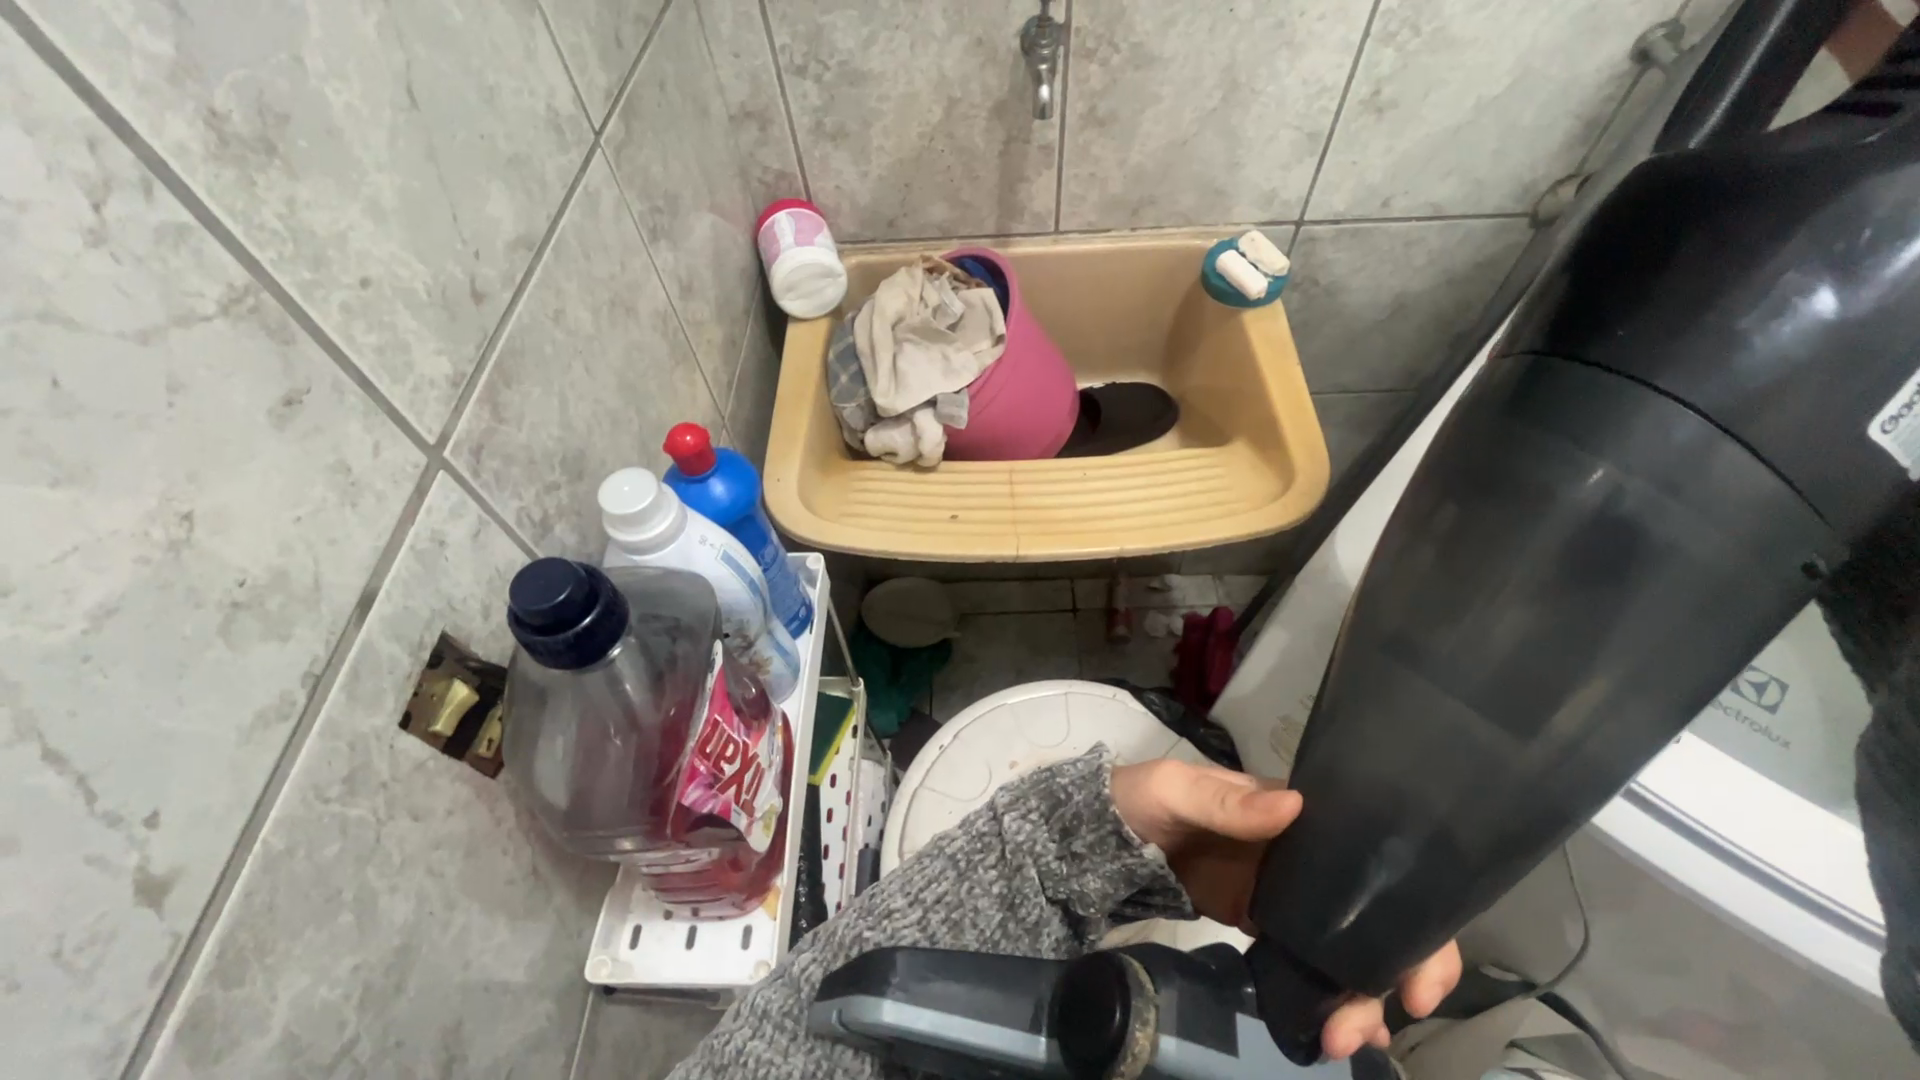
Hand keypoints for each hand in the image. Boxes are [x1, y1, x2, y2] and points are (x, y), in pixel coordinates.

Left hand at [1110, 758, 1462, 1059]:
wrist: (1105, 838)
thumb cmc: (1141, 799)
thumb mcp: (1176, 789)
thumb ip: (1227, 802)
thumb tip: (1292, 806)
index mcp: (1294, 816)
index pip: (1370, 855)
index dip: (1413, 910)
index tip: (1421, 967)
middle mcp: (1303, 855)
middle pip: (1372, 912)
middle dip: (1392, 969)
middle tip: (1383, 1018)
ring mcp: (1285, 893)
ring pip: (1344, 944)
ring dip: (1357, 994)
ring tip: (1344, 1039)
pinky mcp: (1261, 921)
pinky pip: (1304, 960)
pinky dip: (1324, 995)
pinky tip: (1332, 1031)